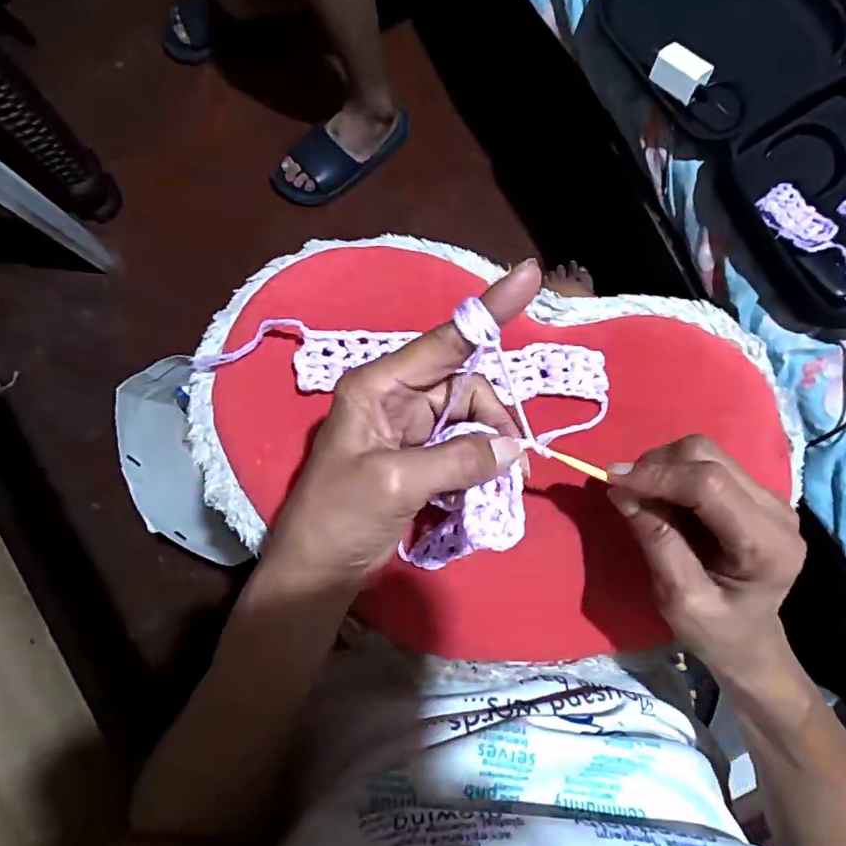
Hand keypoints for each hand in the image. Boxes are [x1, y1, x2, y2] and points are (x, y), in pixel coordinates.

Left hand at [264, 260, 541, 582]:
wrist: (317, 571)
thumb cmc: (339, 517)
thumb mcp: (398, 482)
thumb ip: (459, 458)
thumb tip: (513, 447)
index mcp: (379, 386)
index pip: (445, 340)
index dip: (490, 310)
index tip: (528, 275)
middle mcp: (397, 398)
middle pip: (468, 387)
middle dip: (496, 419)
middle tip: (517, 463)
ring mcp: (410, 430)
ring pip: (471, 422)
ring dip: (493, 449)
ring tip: (503, 486)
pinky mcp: (420, 459)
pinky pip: (465, 449)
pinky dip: (481, 467)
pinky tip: (484, 492)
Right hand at [608, 435, 807, 680]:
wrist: (749, 643)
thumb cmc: (715, 632)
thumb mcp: (679, 599)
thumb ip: (656, 542)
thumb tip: (621, 492)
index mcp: (767, 544)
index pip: (709, 485)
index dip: (657, 476)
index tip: (611, 481)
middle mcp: (777, 511)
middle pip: (709, 457)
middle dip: (658, 466)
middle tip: (625, 491)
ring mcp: (770, 498)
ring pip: (707, 452)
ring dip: (664, 466)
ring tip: (642, 495)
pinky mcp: (755, 493)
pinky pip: (709, 463)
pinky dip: (675, 472)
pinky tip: (662, 498)